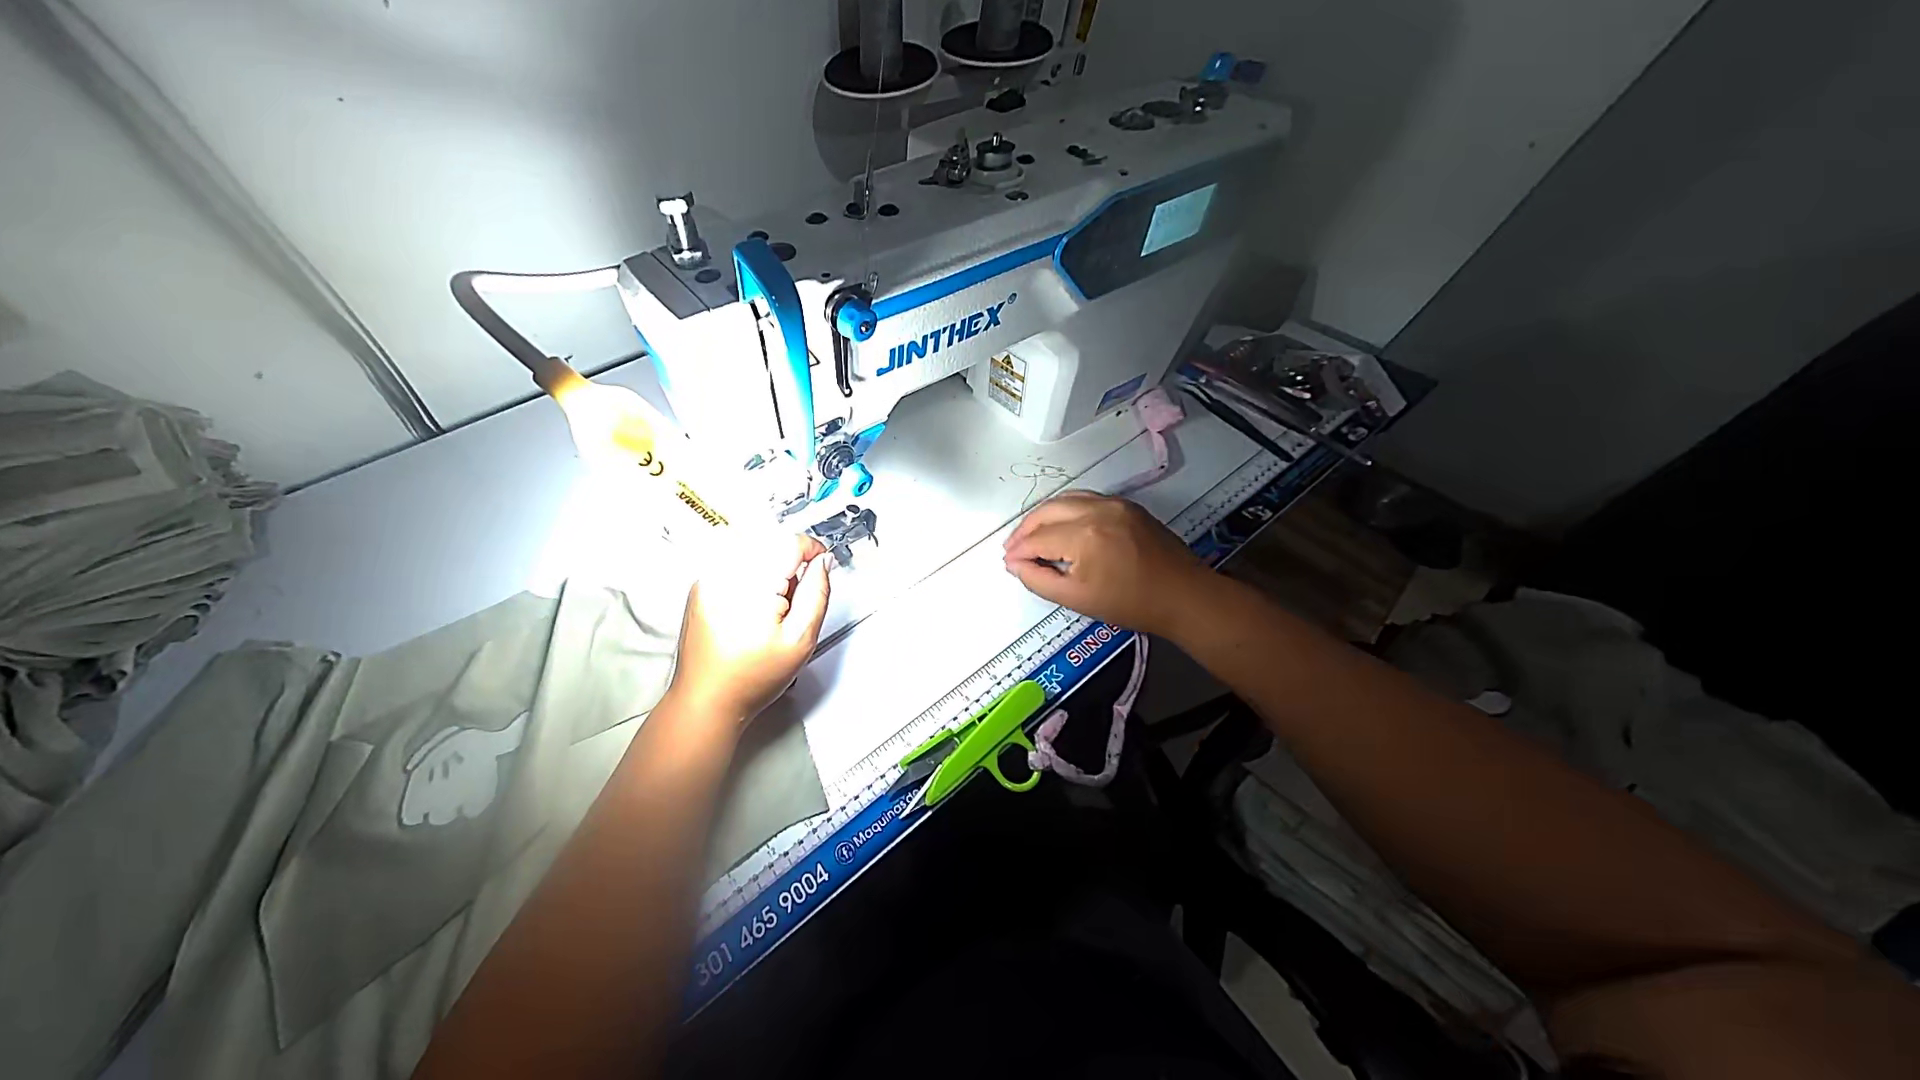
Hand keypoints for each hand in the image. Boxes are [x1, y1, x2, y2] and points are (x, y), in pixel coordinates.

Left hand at [667, 533, 832, 722]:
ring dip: (772, 568)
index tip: (821, 564)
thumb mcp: (800, 639)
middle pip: (772, 542)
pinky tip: (754, 608)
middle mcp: (724, 574)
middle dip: (791, 563)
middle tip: (794, 600)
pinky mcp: (701, 585)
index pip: (790, 541)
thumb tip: (823, 563)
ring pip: (755, 549)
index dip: (813, 550)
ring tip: (773, 607)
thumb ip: (817, 593)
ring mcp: (708, 578)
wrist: (707, 699)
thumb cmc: (748, 679)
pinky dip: (753, 576)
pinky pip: (736, 563)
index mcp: (751, 585)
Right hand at [1002, 492, 1212, 637]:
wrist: (1183, 596)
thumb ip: (1039, 580)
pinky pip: (1087, 499)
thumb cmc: (1131, 603)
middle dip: (1026, 529)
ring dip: (1044, 515)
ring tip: (1032, 535)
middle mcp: (1097, 510)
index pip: (1038, 538)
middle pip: (1047, 511)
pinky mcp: (1128, 505)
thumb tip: (1016, 565)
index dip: (1018, 551)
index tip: (1008, 562)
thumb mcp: (1077, 599)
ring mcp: (1114, 504)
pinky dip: (1066, 509)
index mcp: (1084, 535)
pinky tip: (1061, 525)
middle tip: (1013, 548)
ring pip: (1066, 499)